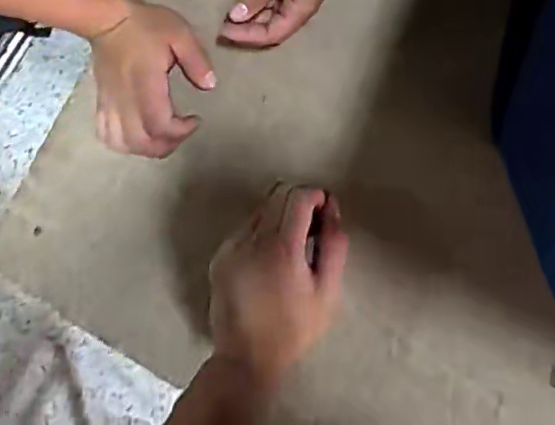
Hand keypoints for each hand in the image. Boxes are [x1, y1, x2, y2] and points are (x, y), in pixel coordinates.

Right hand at [88, 0, 215, 158]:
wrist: (109, 19)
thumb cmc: (147, 25)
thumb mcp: (181, 34)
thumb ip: (196, 61)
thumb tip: (210, 85)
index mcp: (147, 85)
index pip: (160, 125)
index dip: (180, 131)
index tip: (196, 119)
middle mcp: (125, 100)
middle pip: (140, 142)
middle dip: (166, 146)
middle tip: (183, 131)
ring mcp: (110, 104)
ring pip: (121, 143)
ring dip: (145, 147)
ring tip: (164, 134)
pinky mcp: (102, 102)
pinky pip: (106, 134)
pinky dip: (124, 143)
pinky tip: (139, 133)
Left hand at [208, 184, 349, 387]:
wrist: (245, 362)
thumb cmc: (293, 329)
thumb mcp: (327, 291)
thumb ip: (335, 244)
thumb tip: (332, 207)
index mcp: (282, 248)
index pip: (299, 195)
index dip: (316, 195)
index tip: (325, 210)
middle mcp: (253, 240)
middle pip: (279, 192)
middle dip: (300, 200)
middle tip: (312, 225)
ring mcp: (232, 247)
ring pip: (262, 207)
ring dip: (280, 213)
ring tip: (291, 242)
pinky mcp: (219, 256)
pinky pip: (246, 226)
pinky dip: (262, 229)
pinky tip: (269, 256)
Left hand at [221, 0, 352, 47]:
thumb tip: (235, 18)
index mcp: (301, 9)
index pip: (272, 35)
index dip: (247, 36)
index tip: (222, 30)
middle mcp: (303, 7)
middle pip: (274, 27)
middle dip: (248, 28)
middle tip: (221, 23)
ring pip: (275, 14)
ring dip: (254, 14)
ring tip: (230, 12)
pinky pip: (278, 0)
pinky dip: (262, 2)